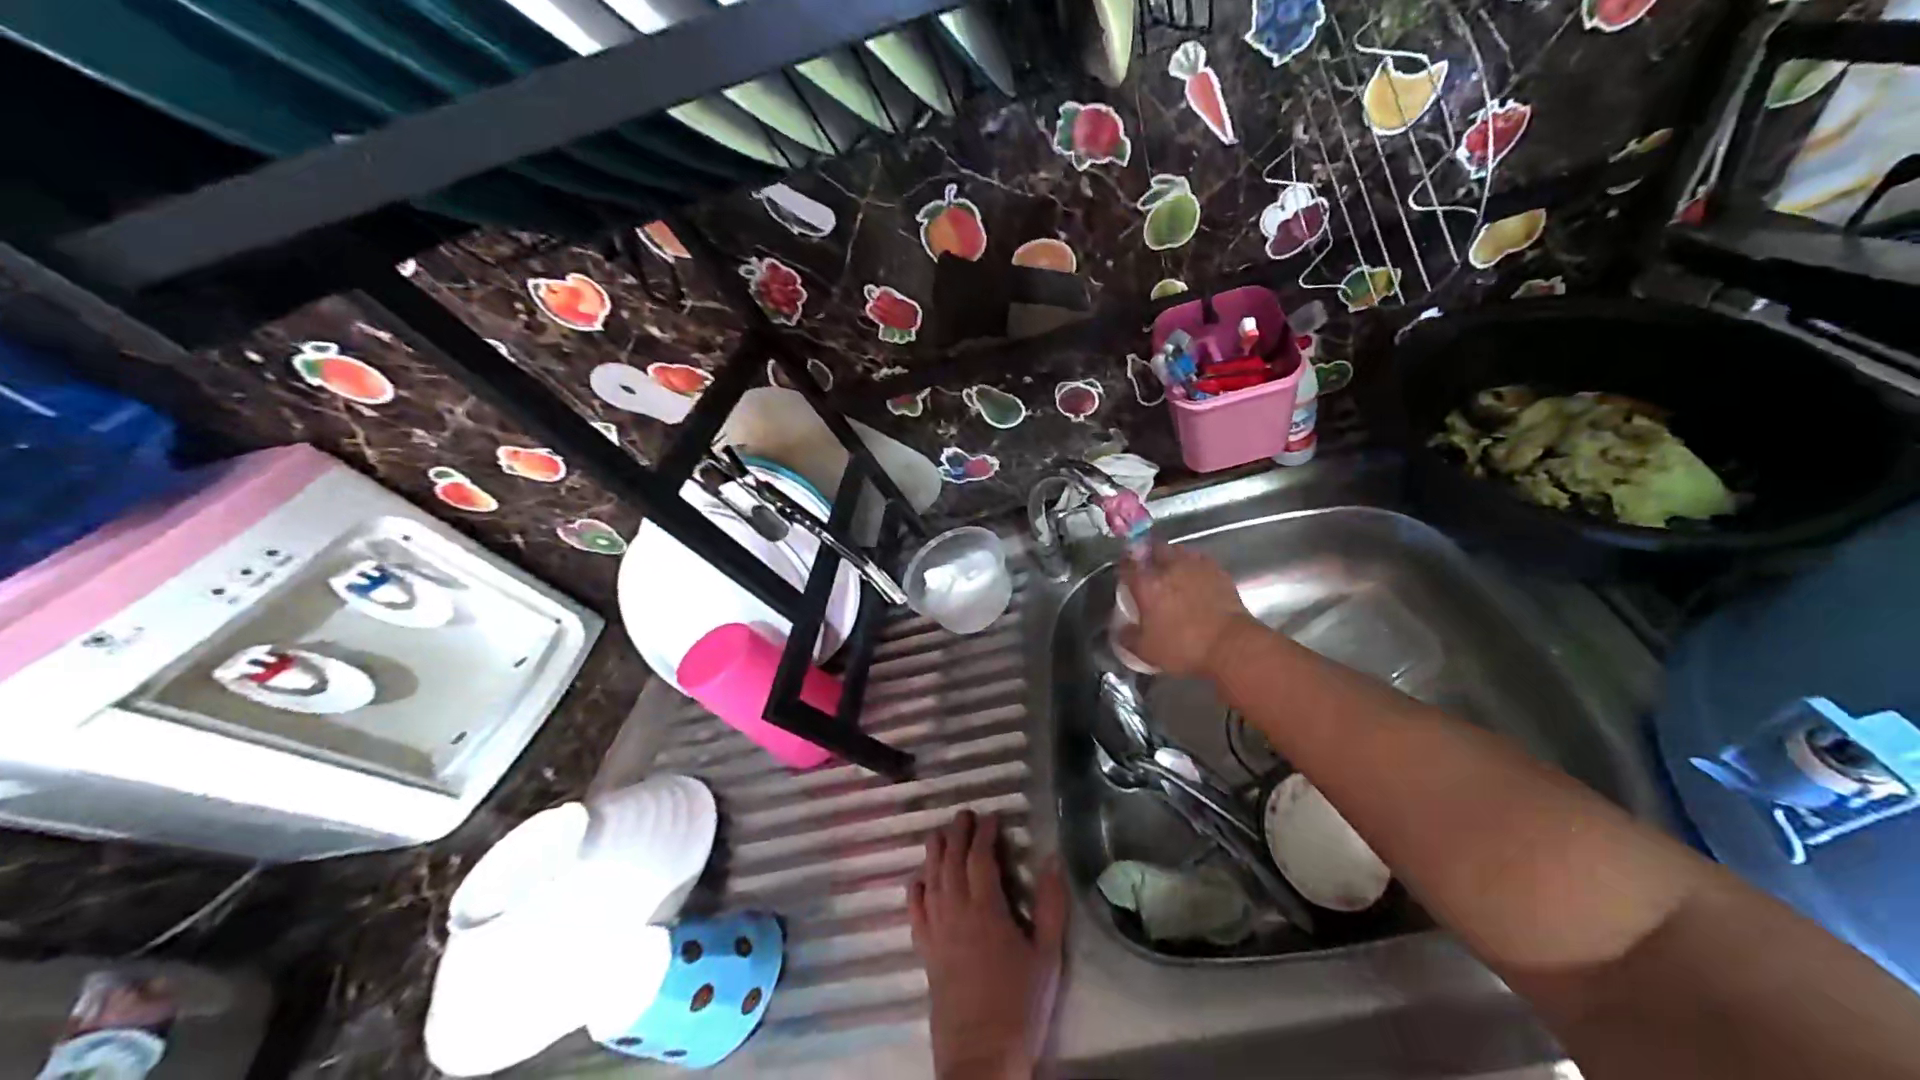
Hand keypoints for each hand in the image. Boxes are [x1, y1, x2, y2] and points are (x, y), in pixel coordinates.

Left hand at [910, 811, 1066, 1079]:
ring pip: (931, 880)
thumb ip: (1051, 905)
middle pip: (951, 861)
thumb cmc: (1021, 1004)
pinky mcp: (925, 952)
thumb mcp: (1047, 955)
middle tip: (963, 814)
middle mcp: (955, 912)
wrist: (982, 1053)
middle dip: (957, 834)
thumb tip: (1051, 859)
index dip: (985, 833)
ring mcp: (936, 931)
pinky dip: (915, 890)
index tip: (991, 817)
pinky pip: (915, 912)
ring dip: (934, 853)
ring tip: (938, 833)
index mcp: (986, 909)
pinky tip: (917, 879)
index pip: (981, 858)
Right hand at [1118, 545, 1258, 676]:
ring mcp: (1196, 567)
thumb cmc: (1184, 648)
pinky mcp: (1219, 572)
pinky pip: (1201, 560)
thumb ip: (1128, 638)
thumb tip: (1122, 631)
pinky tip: (1196, 578)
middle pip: (1154, 548)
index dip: (1123, 567)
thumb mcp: (1146, 651)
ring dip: (1172, 557)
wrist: (1231, 646)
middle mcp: (1169, 568)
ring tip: (1173, 571)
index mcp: (1147, 584)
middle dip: (1149, 555)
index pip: (1127, 565)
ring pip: (1179, 550)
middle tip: (1148, 569)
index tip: (1124, 574)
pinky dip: (1195, 566)